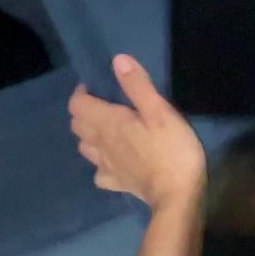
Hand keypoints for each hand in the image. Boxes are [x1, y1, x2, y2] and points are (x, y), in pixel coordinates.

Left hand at [69, 55, 205, 208]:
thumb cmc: (172, 149)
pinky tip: (113, 162)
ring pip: (84, 148)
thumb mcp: (161, 112)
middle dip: (84, 112)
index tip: (96, 87)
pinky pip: (99, 173)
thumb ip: (138, 86)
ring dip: (89, 136)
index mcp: (108, 122)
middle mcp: (100, 144)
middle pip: (77, 125)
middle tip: (103, 105)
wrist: (177, 195)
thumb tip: (118, 60)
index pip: (77, 104)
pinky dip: (101, 164)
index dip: (81, 93)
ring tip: (106, 130)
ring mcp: (107, 166)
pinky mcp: (118, 183)